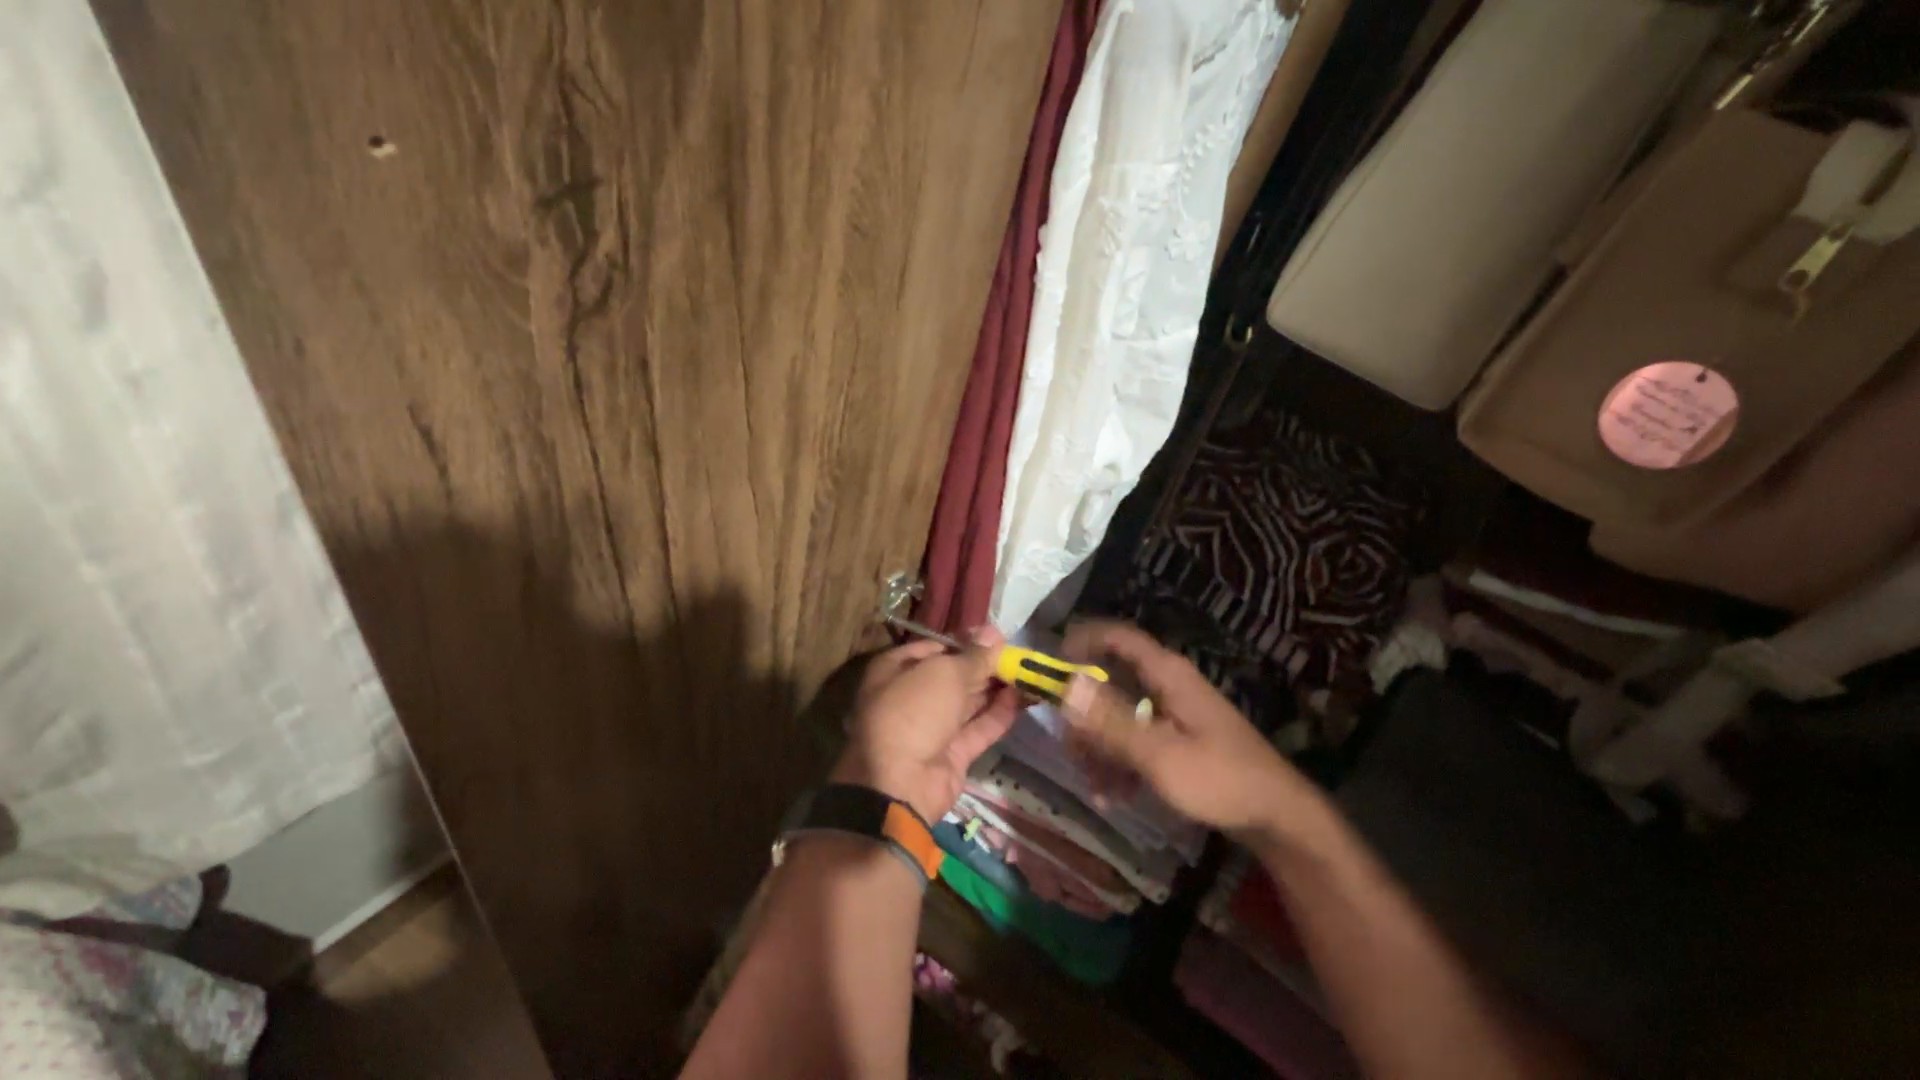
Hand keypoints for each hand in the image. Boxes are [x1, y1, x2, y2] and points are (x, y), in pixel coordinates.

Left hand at [833, 629, 1018, 822]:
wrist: (901, 782)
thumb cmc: (914, 711)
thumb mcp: (944, 673)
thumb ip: (973, 656)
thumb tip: (994, 632)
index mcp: (894, 671)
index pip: (933, 649)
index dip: (963, 642)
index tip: (996, 637)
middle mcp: (911, 697)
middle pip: (952, 675)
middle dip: (983, 665)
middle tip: (1019, 654)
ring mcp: (931, 727)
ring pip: (968, 702)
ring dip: (996, 687)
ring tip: (1028, 671)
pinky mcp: (952, 753)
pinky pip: (979, 727)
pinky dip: (1000, 713)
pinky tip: (1025, 697)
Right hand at [1059, 621, 1316, 837]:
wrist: (1277, 818)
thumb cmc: (1219, 779)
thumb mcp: (1157, 754)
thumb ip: (1109, 721)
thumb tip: (1065, 684)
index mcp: (1166, 675)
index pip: (1116, 637)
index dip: (1080, 642)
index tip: (1049, 667)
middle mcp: (1167, 685)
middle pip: (1109, 684)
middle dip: (1084, 720)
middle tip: (1072, 753)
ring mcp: (1173, 713)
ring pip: (1117, 718)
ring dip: (1100, 750)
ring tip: (1098, 790)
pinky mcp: (1177, 740)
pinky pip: (1134, 741)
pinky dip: (1120, 764)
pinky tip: (1115, 797)